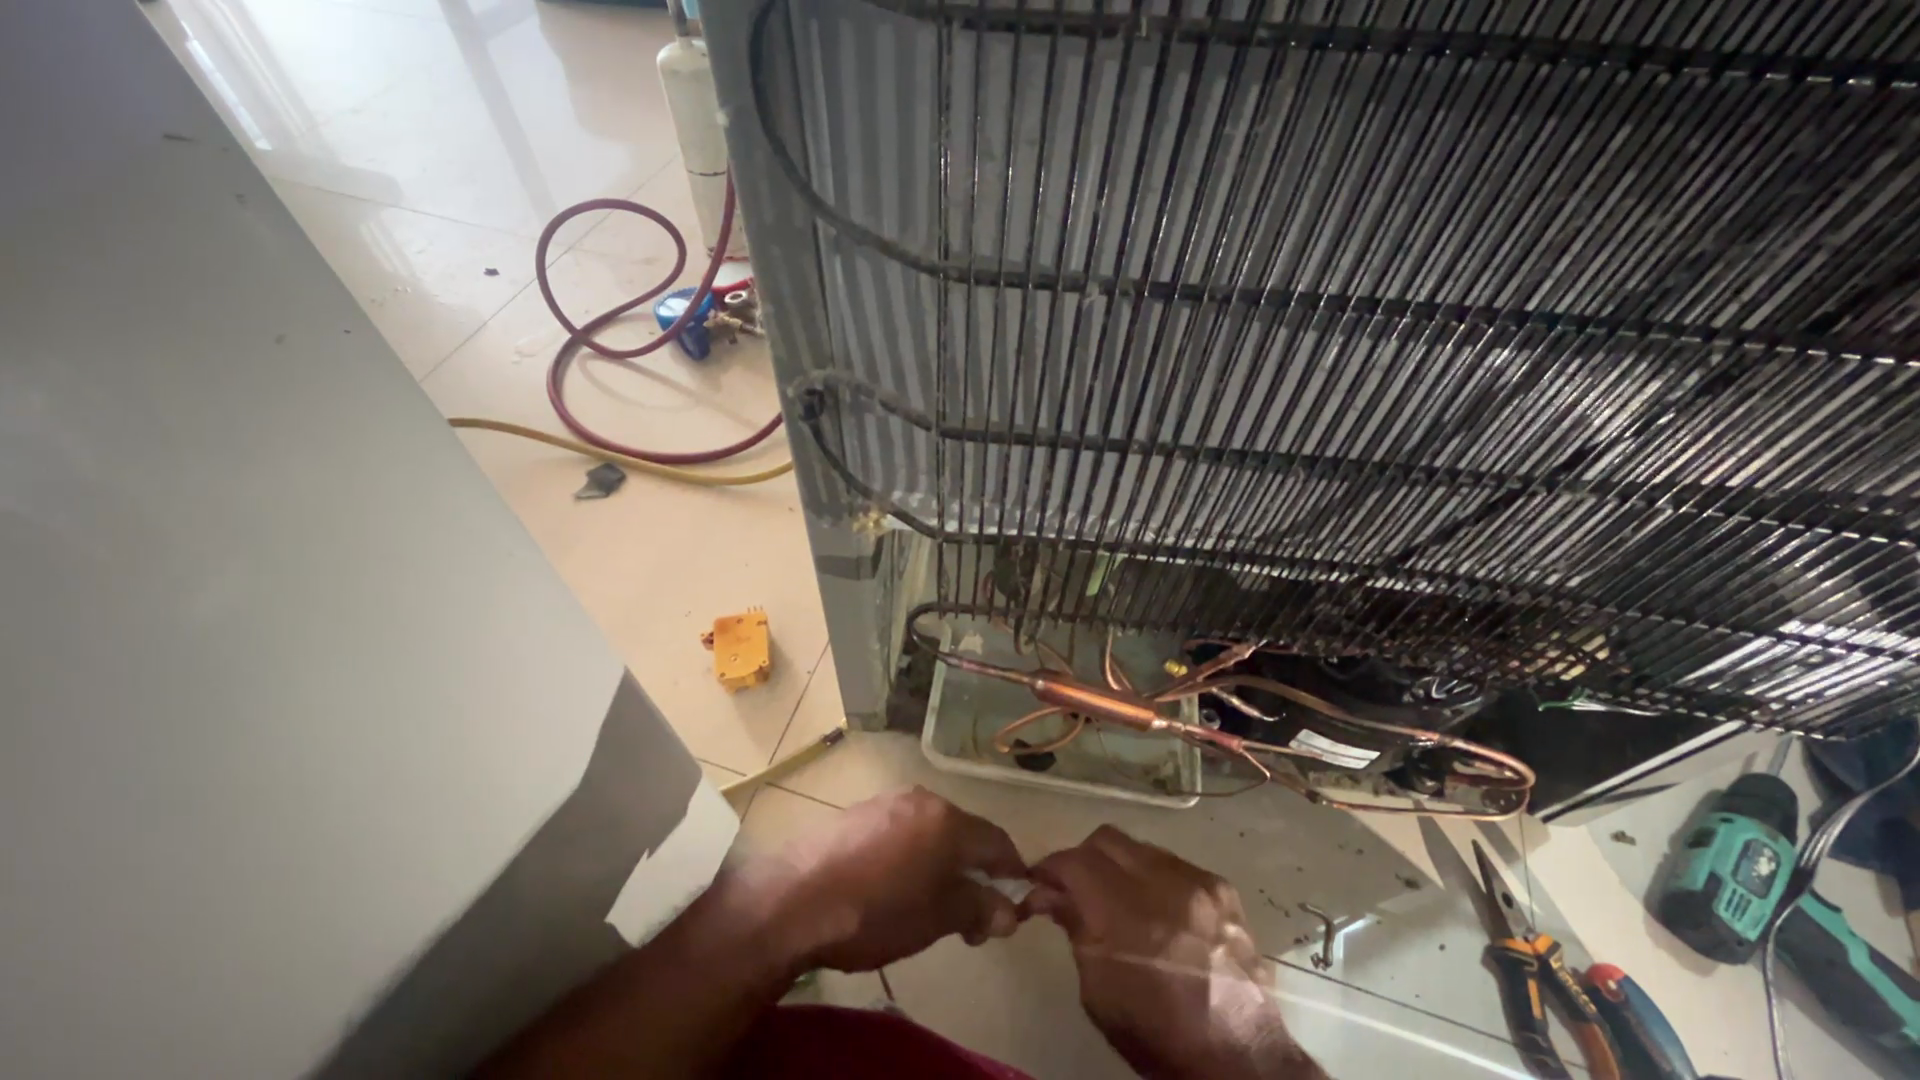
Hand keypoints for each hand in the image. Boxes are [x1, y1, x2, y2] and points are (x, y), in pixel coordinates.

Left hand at [762, 787, 1027, 972]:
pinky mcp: (854, 814)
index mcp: (948, 820)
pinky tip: (890, 888)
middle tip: (968, 918)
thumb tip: (1008, 912)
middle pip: (963, 834)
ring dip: (938, 865)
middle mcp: (921, 800)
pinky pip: (898, 833)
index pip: (998, 843)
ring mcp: (884, 803)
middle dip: (973, 873)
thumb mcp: (936, 919)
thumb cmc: (875, 912)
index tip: (1011, 909)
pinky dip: (907, 857)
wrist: (792, 901)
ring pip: (929, 833)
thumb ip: (978, 908)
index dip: (1011, 875)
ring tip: (927, 907)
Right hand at [1025, 826, 1324, 1079]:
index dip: (1049, 868)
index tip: (1038, 883)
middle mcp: (1164, 885)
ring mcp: (1198, 882)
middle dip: (1082, 858)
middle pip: (1107, 840)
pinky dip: (1154, 877)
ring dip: (1119, 864)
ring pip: (1141, 847)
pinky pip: (1174, 864)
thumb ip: (1074, 930)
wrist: (1236, 1058)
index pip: (1074, 862)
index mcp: (1127, 916)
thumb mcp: (1097, 992)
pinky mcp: (1223, 888)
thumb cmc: (1155, 1034)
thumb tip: (1049, 894)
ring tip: (1116, 898)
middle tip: (1074, 888)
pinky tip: (1156, 908)